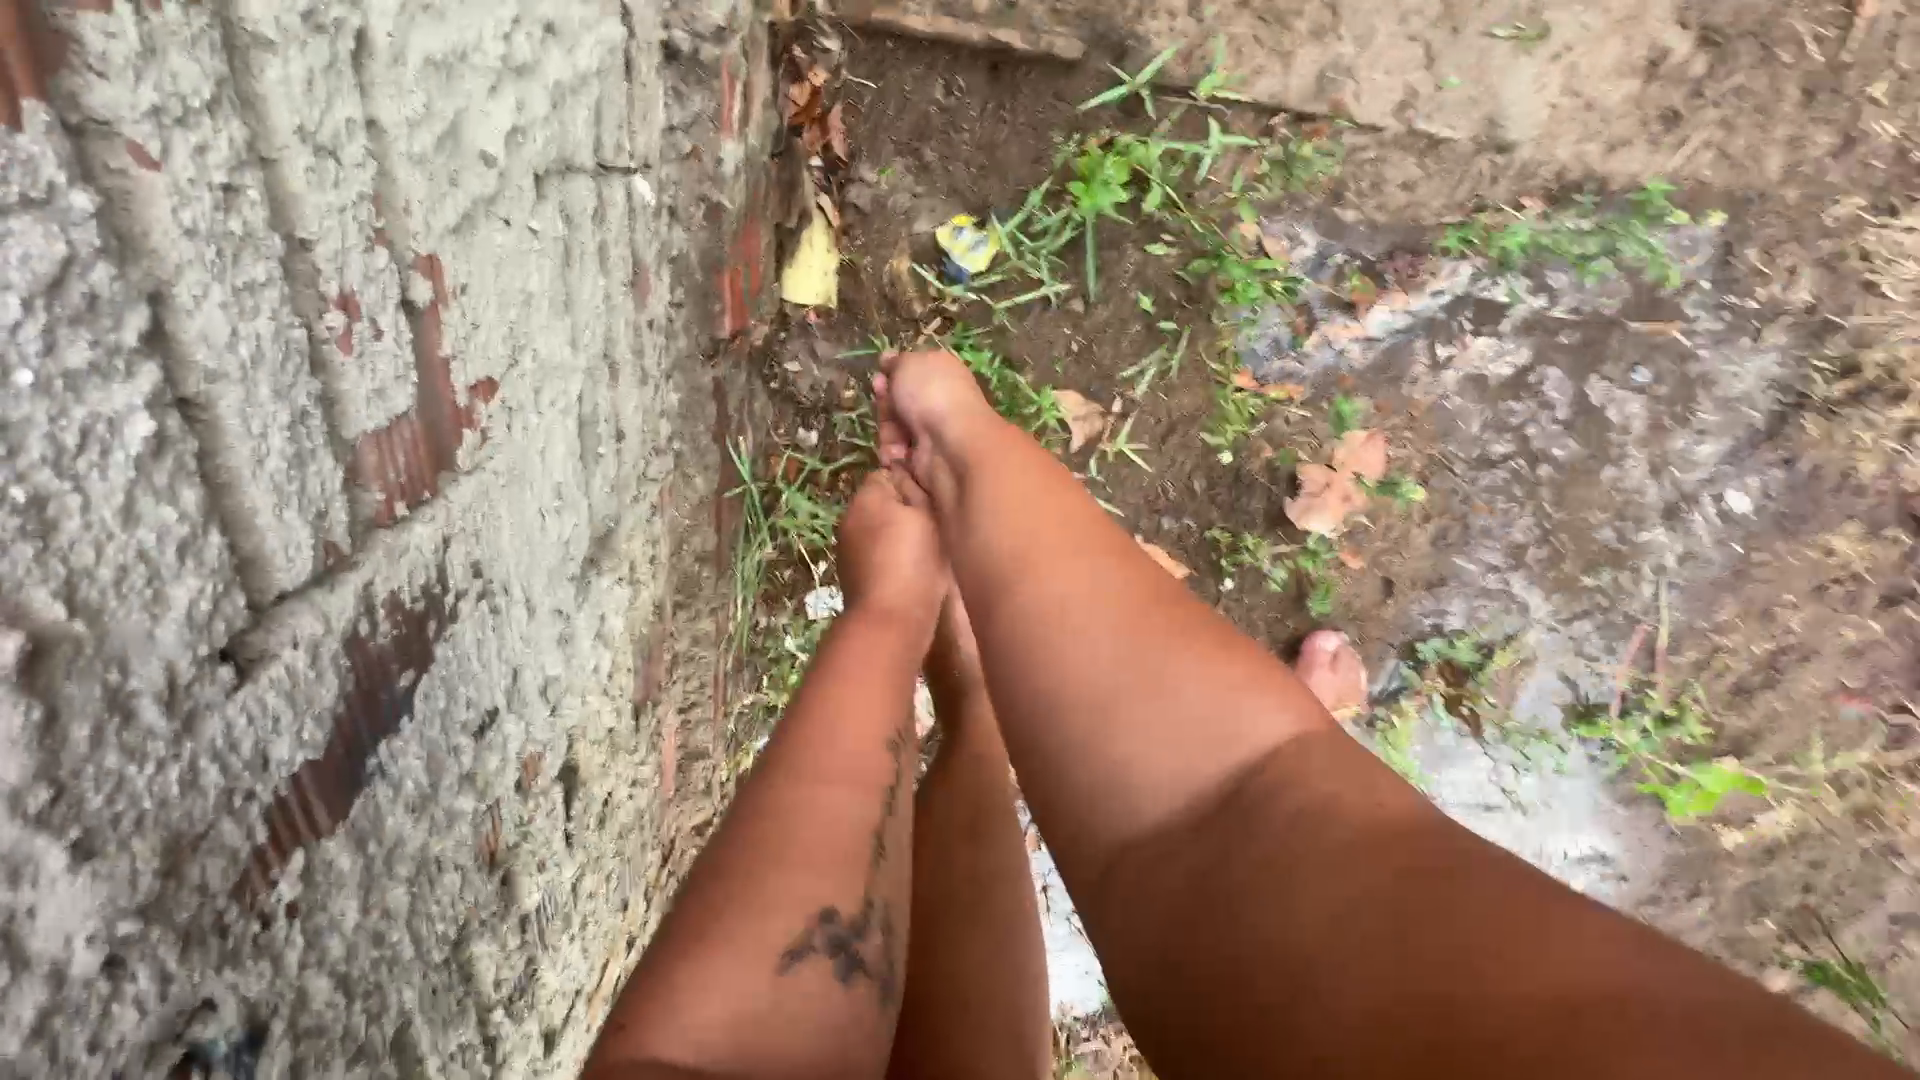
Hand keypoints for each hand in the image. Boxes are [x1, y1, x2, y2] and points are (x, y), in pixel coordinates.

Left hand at [836, 470, 947, 634]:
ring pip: (879, 531)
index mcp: (866, 497)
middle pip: (881, 504)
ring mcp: (847, 549)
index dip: (912, 484)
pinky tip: (910, 575)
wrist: (891, 619)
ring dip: (897, 537)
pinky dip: (891, 560)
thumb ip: (916, 489)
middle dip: (904, 512)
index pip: (887, 473)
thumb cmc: (913, 561)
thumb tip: (907, 471)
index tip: (932, 502)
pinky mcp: (852, 575)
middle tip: (932, 529)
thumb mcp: (926, 515)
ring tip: (923, 555)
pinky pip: (876, 555)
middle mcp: (849, 518)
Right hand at [875, 350, 1001, 505]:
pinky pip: (898, 456)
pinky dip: (894, 455)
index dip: (891, 377)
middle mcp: (938, 404)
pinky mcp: (925, 462)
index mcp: (942, 376)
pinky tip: (898, 454)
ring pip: (894, 432)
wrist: (950, 443)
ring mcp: (932, 435)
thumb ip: (897, 362)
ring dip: (888, 432)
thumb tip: (888, 359)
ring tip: (894, 435)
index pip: (911, 376)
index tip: (879, 379)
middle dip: (885, 405)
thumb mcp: (910, 363)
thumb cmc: (931, 393)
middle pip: (898, 405)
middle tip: (883, 401)